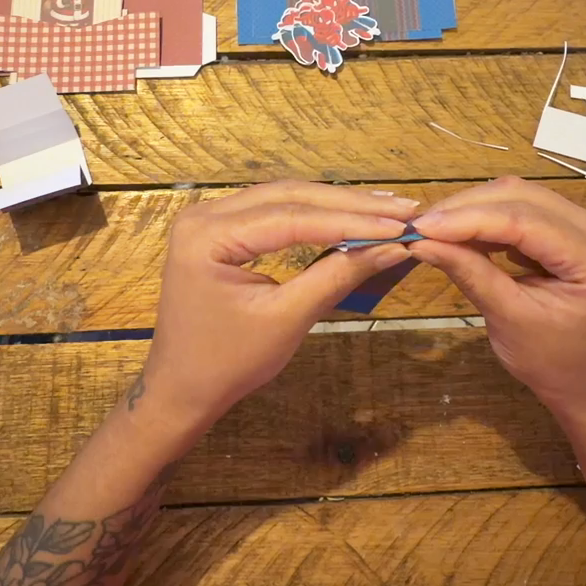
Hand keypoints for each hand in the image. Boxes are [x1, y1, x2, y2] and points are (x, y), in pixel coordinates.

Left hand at [137, 182, 418, 431]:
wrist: (181, 388)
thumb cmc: (228, 362)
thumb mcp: (287, 319)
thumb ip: (337, 276)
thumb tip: (392, 247)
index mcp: (208, 235)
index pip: (292, 217)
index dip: (351, 219)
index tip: (400, 223)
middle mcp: (204, 214)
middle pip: (290, 196)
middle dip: (349, 205)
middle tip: (404, 209)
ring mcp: (209, 217)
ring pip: (285, 198)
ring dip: (336, 204)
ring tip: (387, 208)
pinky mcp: (220, 228)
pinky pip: (274, 211)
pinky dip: (314, 214)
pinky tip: (349, 214)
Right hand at [409, 178, 585, 416]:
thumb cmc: (552, 361)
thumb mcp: (508, 319)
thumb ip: (469, 272)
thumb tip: (420, 241)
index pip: (523, 221)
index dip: (468, 219)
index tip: (420, 227)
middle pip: (522, 198)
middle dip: (467, 208)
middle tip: (420, 227)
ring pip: (520, 196)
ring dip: (474, 209)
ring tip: (435, 230)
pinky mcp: (573, 228)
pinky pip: (525, 209)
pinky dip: (489, 218)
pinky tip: (461, 233)